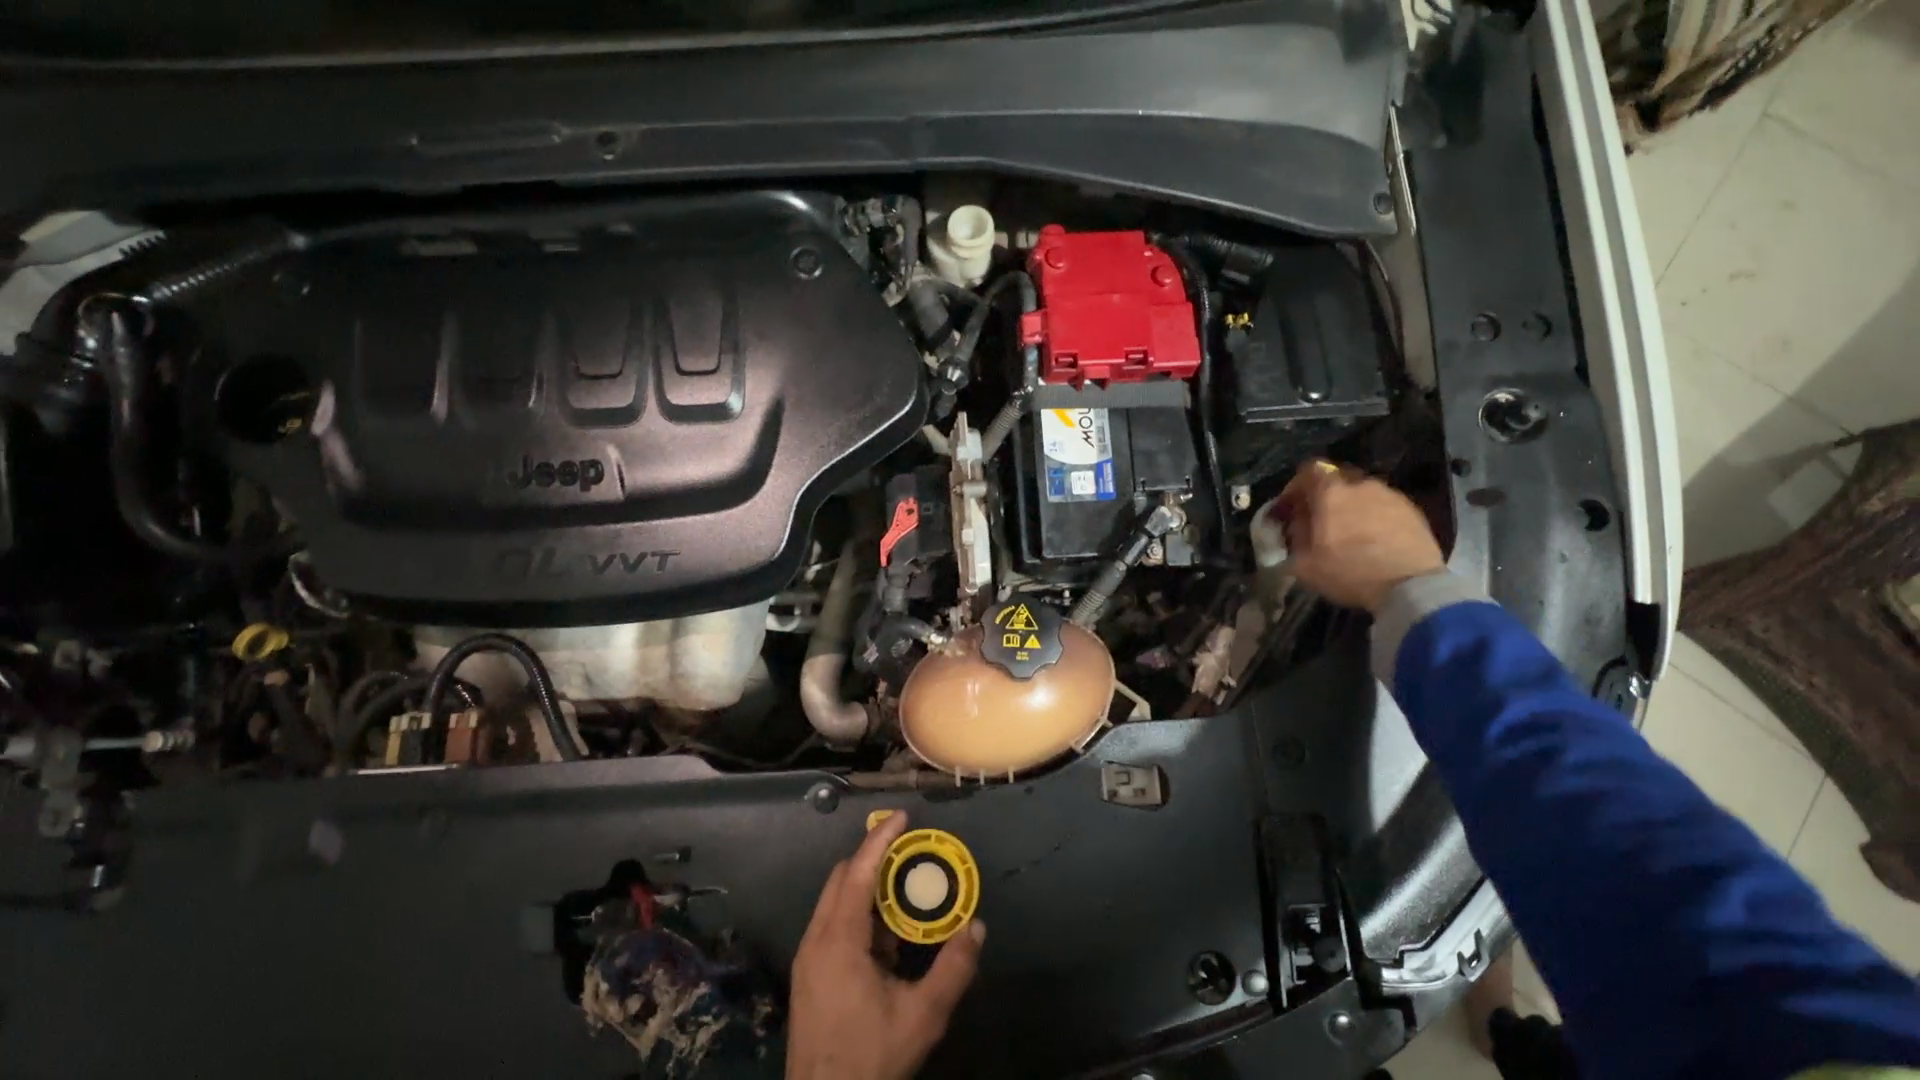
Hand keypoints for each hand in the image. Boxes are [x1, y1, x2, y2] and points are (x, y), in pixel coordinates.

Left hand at [787, 811, 985, 1079]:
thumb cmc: (872, 1056)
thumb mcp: (923, 1016)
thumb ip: (953, 969)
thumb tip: (976, 926)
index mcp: (838, 941)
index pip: (857, 872)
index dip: (880, 839)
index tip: (903, 816)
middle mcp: (816, 940)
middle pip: (842, 880)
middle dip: (875, 860)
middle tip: (913, 855)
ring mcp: (807, 959)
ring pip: (836, 904)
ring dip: (869, 892)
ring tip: (908, 898)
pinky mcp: (809, 976)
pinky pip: (833, 928)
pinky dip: (860, 918)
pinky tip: (889, 943)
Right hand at [1275, 461, 1445, 614]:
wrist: (1411, 586)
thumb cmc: (1350, 572)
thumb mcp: (1304, 564)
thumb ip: (1294, 536)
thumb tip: (1296, 524)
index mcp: (1330, 492)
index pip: (1309, 470)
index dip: (1297, 486)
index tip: (1292, 508)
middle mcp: (1360, 485)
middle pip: (1337, 479)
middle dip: (1325, 496)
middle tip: (1321, 521)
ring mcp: (1390, 495)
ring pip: (1362, 493)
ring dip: (1352, 507)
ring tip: (1352, 533)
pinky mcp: (1413, 510)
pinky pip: (1384, 506)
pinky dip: (1375, 517)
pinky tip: (1376, 540)